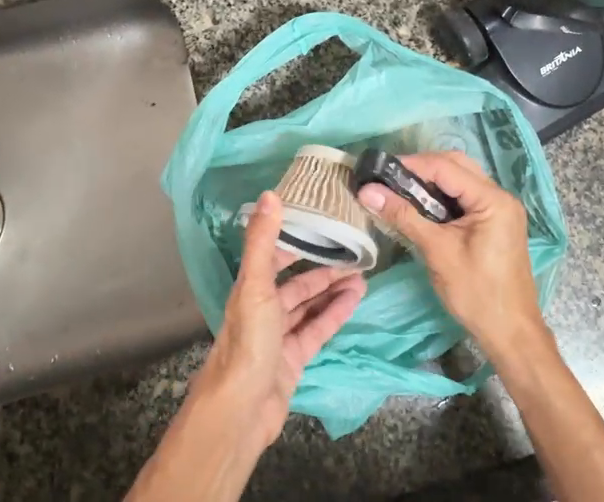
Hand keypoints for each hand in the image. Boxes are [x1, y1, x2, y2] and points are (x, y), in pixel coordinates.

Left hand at [192, 191, 365, 451]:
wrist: (241, 409)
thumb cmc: (247, 342)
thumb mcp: (255, 284)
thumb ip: (263, 241)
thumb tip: (270, 194)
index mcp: (250, 287)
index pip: (274, 254)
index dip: (296, 239)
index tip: (321, 223)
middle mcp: (263, 308)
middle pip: (297, 282)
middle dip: (322, 267)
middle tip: (354, 253)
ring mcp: (278, 336)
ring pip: (309, 306)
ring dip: (333, 291)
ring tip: (362, 276)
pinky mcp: (293, 360)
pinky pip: (317, 331)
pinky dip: (334, 315)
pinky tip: (354, 302)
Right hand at [356, 152, 546, 359]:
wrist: (511, 333)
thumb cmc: (476, 293)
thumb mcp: (437, 251)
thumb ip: (403, 216)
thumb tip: (367, 191)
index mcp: (493, 200)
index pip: (446, 167)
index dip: (411, 164)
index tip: (379, 170)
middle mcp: (500, 197)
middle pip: (456, 166)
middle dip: (421, 169)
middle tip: (389, 179)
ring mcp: (500, 210)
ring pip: (460, 180)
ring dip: (430, 182)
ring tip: (399, 191)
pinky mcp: (495, 223)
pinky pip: (465, 198)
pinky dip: (442, 197)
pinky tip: (420, 207)